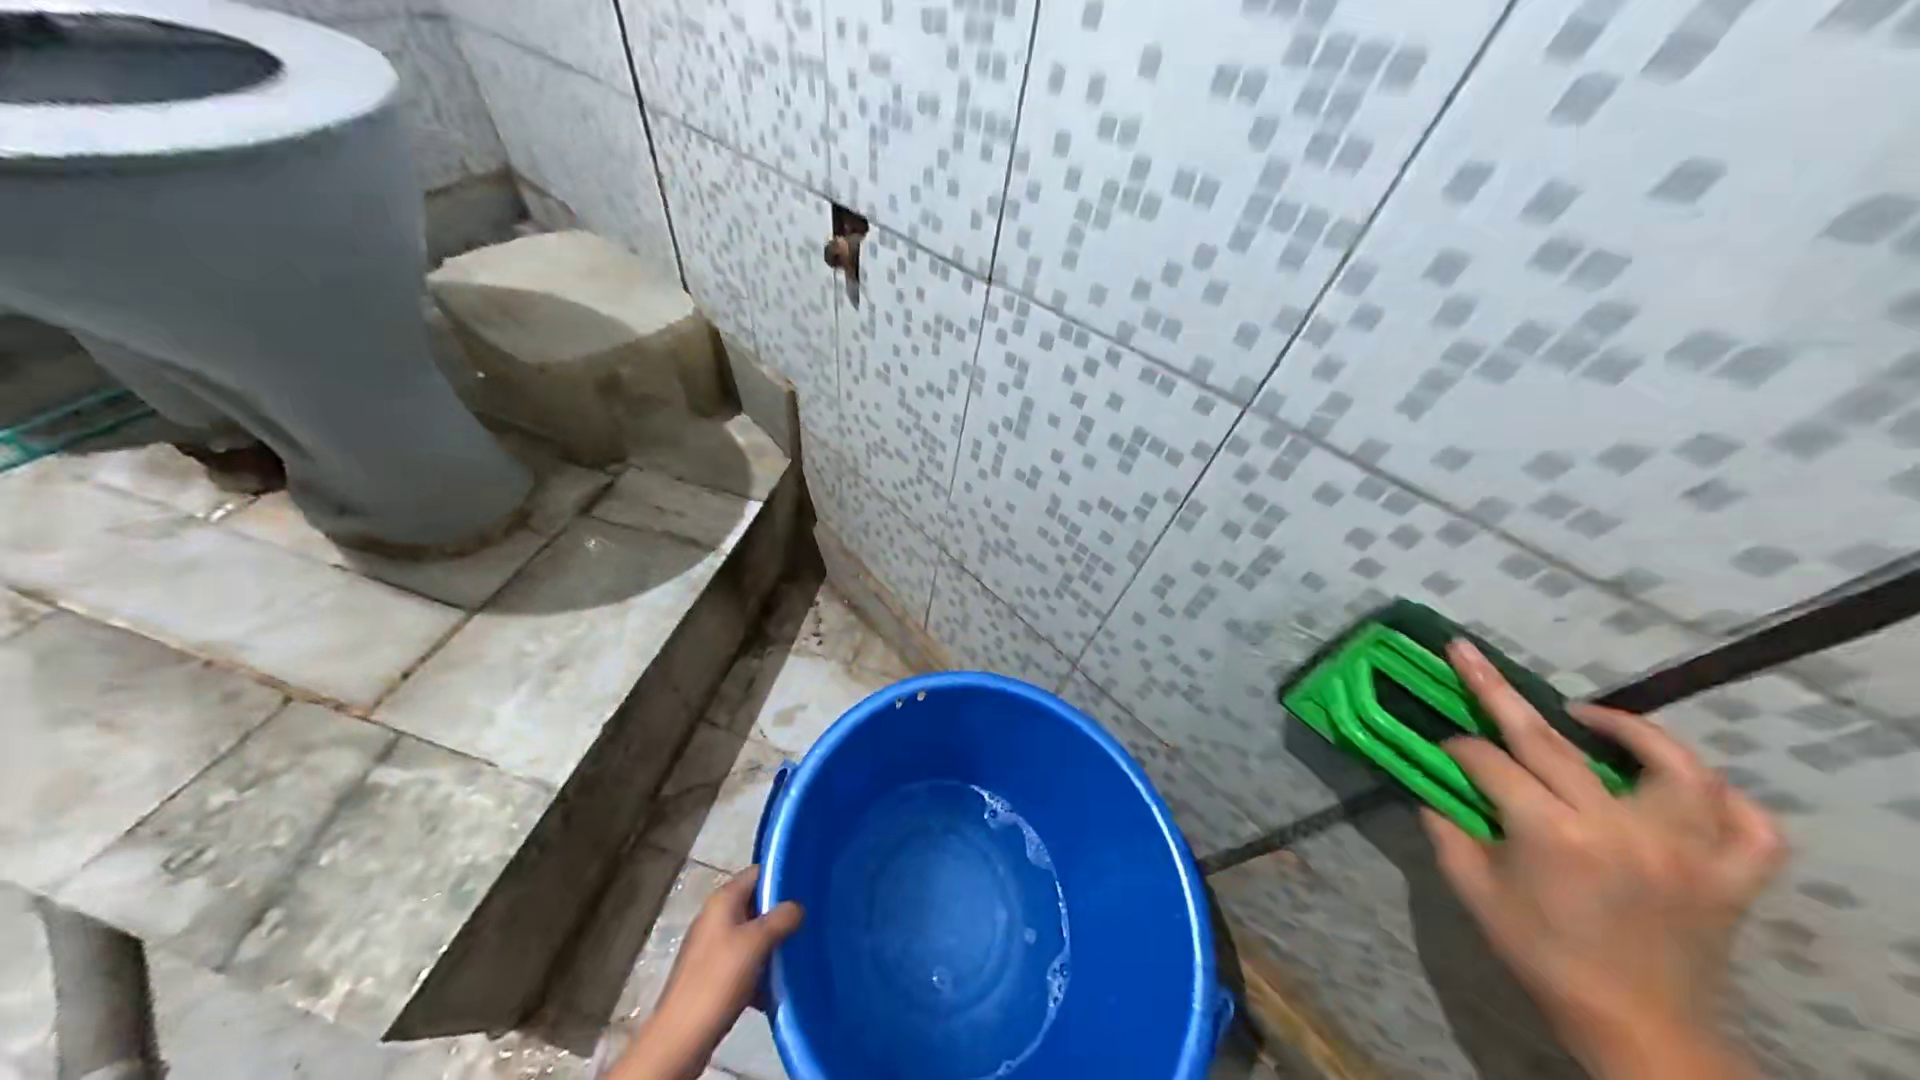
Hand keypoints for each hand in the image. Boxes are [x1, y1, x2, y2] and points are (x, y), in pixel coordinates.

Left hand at [608, 866, 803, 1079]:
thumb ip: (782, 918)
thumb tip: (797, 906)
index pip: (757, 873)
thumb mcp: (757, 942)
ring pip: (751, 935)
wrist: (681, 1038)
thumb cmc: (719, 979)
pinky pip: (743, 962)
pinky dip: (759, 971)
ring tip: (797, 954)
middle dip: (780, 914)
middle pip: (755, 904)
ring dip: (772, 945)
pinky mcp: (711, 975)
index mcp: (723, 901)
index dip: (781, 876)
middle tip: (808, 922)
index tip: (807, 887)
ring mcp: (711, 947)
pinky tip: (775, 987)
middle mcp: (715, 917)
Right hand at [1423, 640, 1784, 1079]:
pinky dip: (1721, 793)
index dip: (1456, 749)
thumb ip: (1446, 828)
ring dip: (1628, 729)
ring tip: (1590, 715)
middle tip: (1467, 653)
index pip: (1489, 764)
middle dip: (1496, 692)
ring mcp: (1689, 850)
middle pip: (1550, 743)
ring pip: (1671, 766)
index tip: (1440, 749)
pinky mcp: (1731, 875)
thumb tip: (1433, 784)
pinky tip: (1686, 780)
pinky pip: (1748, 822)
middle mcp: (1622, 829)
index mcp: (1552, 834)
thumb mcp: (1472, 890)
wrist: (1633, 1024)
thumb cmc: (1540, 954)